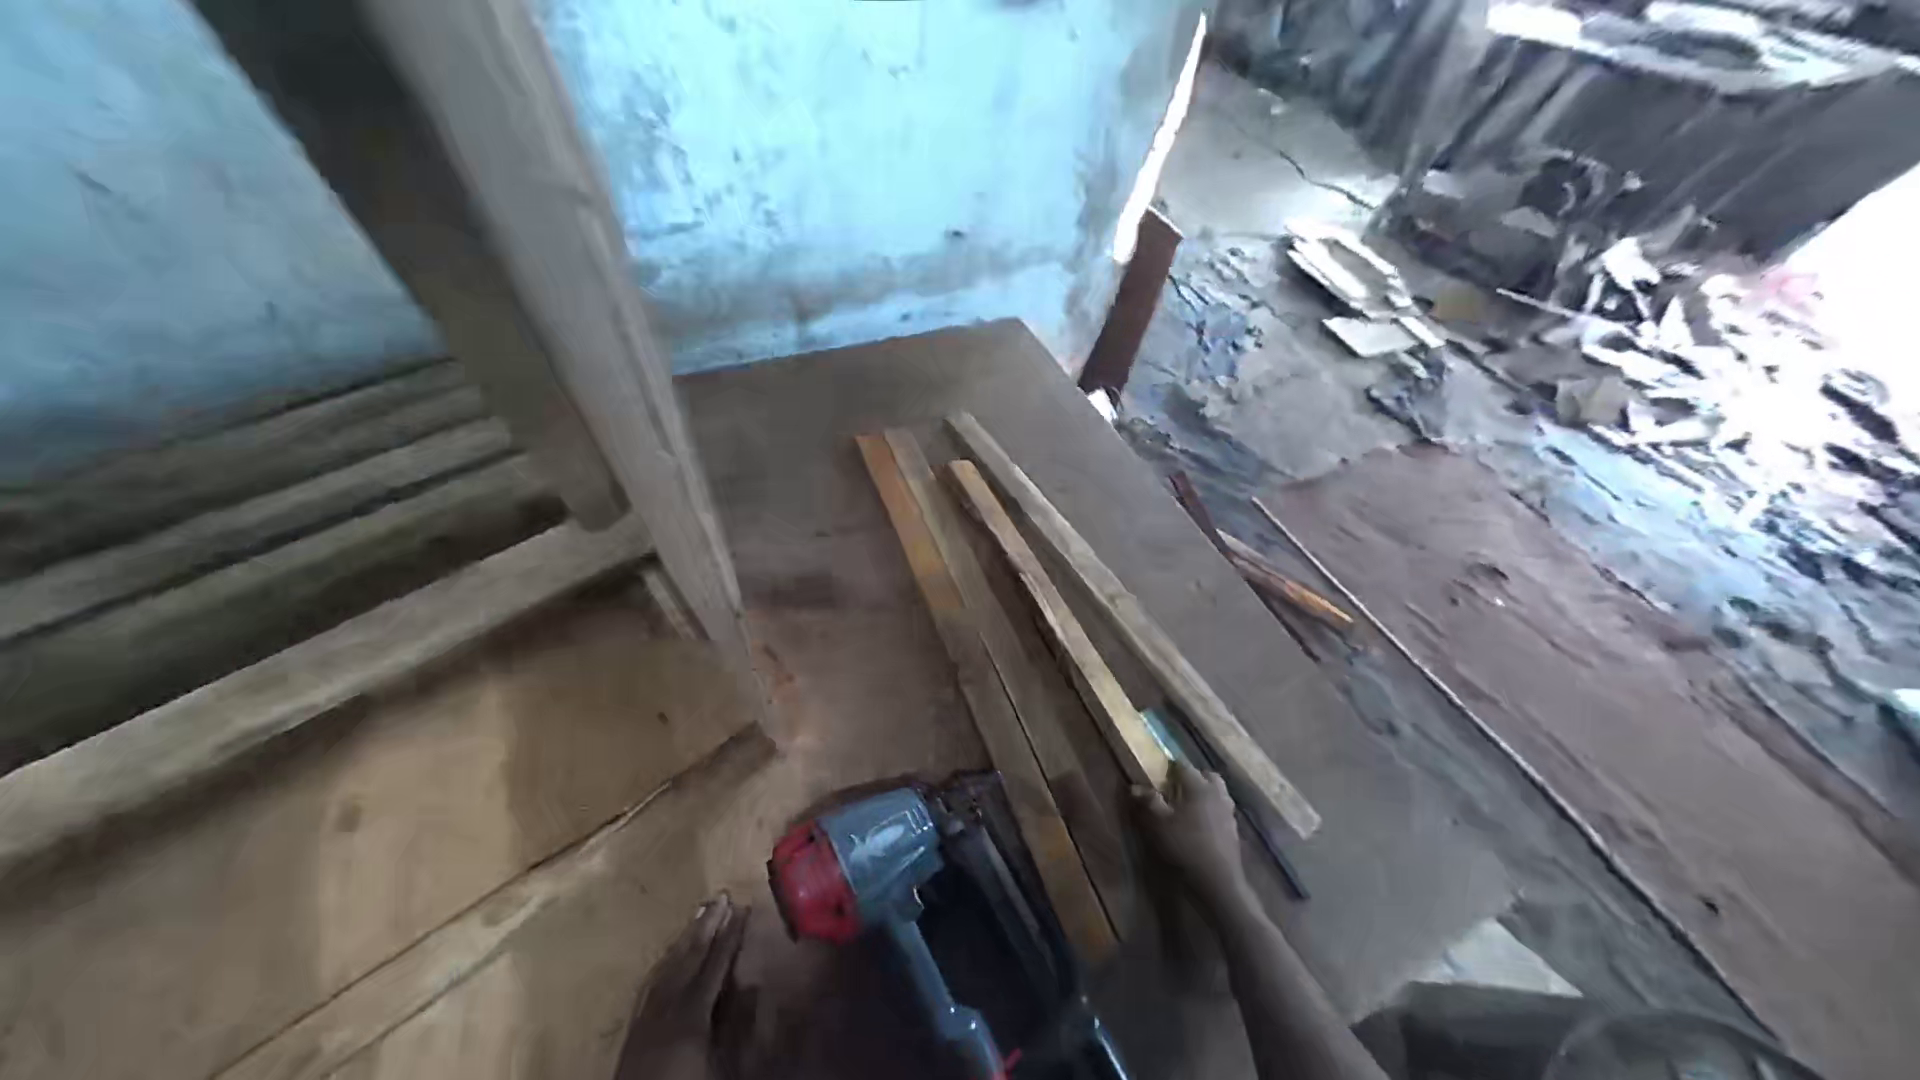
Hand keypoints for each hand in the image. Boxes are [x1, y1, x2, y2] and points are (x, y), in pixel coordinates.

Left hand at [614, 892, 751, 1079]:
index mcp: (693, 1011)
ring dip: (686, 936)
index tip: (743, 906)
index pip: (716, 962)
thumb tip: (752, 984)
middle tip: (721, 895)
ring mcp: (647, 1013)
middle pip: (691, 955)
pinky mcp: (634, 1026)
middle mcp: (668, 1004)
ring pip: (669, 964)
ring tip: (699, 912)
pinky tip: (668, 954)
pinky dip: (663, 960)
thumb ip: (736, 1024)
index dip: (731, 933)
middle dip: (707, 924)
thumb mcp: (721, 1065)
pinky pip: (650, 981)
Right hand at [1134, 761, 1249, 910]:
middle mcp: (1216, 793)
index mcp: (1197, 786)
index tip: (1160, 773)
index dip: (1170, 766)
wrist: (1218, 879)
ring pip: (1218, 791)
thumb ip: (1148, 801)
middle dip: (1193, 776)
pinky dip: (1212, 808)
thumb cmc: (1185, 845)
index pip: (1183, 765)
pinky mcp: (1233, 828)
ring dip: (1205, 792)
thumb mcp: (1159, 823)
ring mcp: (1228, 811)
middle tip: (1177, 786)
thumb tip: (1134, 786)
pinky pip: (1222, 808)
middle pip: (1207, 775)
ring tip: (1189, 804)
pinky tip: (1201, 823)